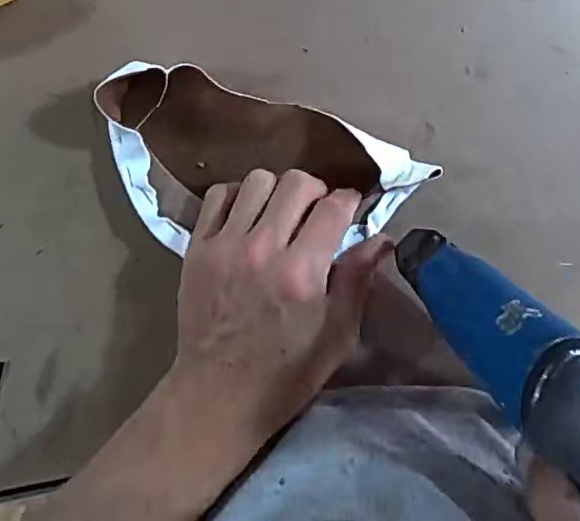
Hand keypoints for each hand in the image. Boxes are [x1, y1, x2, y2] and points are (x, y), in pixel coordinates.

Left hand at [170, 168, 391, 441]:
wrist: (215, 399)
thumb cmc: (286, 371)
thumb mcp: (338, 333)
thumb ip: (359, 279)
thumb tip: (382, 239)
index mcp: (301, 272)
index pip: (334, 205)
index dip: (350, 200)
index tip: (351, 209)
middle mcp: (263, 250)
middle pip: (298, 182)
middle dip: (317, 191)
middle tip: (317, 214)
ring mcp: (225, 246)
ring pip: (259, 180)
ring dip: (278, 191)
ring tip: (281, 214)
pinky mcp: (197, 248)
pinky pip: (219, 194)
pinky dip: (238, 196)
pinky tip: (248, 217)